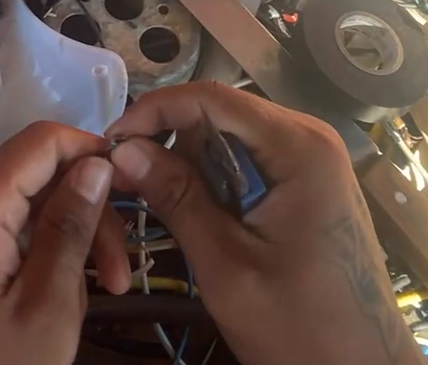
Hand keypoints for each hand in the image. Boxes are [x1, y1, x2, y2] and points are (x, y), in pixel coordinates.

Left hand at [0, 122, 132, 364]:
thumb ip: (71, 227)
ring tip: (93, 298)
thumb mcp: (45, 310)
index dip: (90, 151)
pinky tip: (53, 298)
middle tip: (119, 277)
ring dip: (63, 240)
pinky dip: (33, 253)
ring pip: (21, 205)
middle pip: (35, 176)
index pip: (41, 141)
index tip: (132, 189)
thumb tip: (98, 162)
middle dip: (83, 214)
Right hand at [107, 82, 423, 364]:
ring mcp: (313, 156)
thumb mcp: (228, 267)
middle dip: (171, 137)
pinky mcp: (310, 178)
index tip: (114, 139)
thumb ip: (177, 198)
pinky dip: (216, 175)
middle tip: (129, 174)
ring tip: (157, 197)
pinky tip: (198, 208)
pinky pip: (249, 156)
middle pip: (222, 112)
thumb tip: (123, 148)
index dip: (156, 109)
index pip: (212, 97)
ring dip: (191, 159)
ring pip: (231, 134)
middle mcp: (309, 135)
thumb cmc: (302, 329)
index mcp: (299, 146)